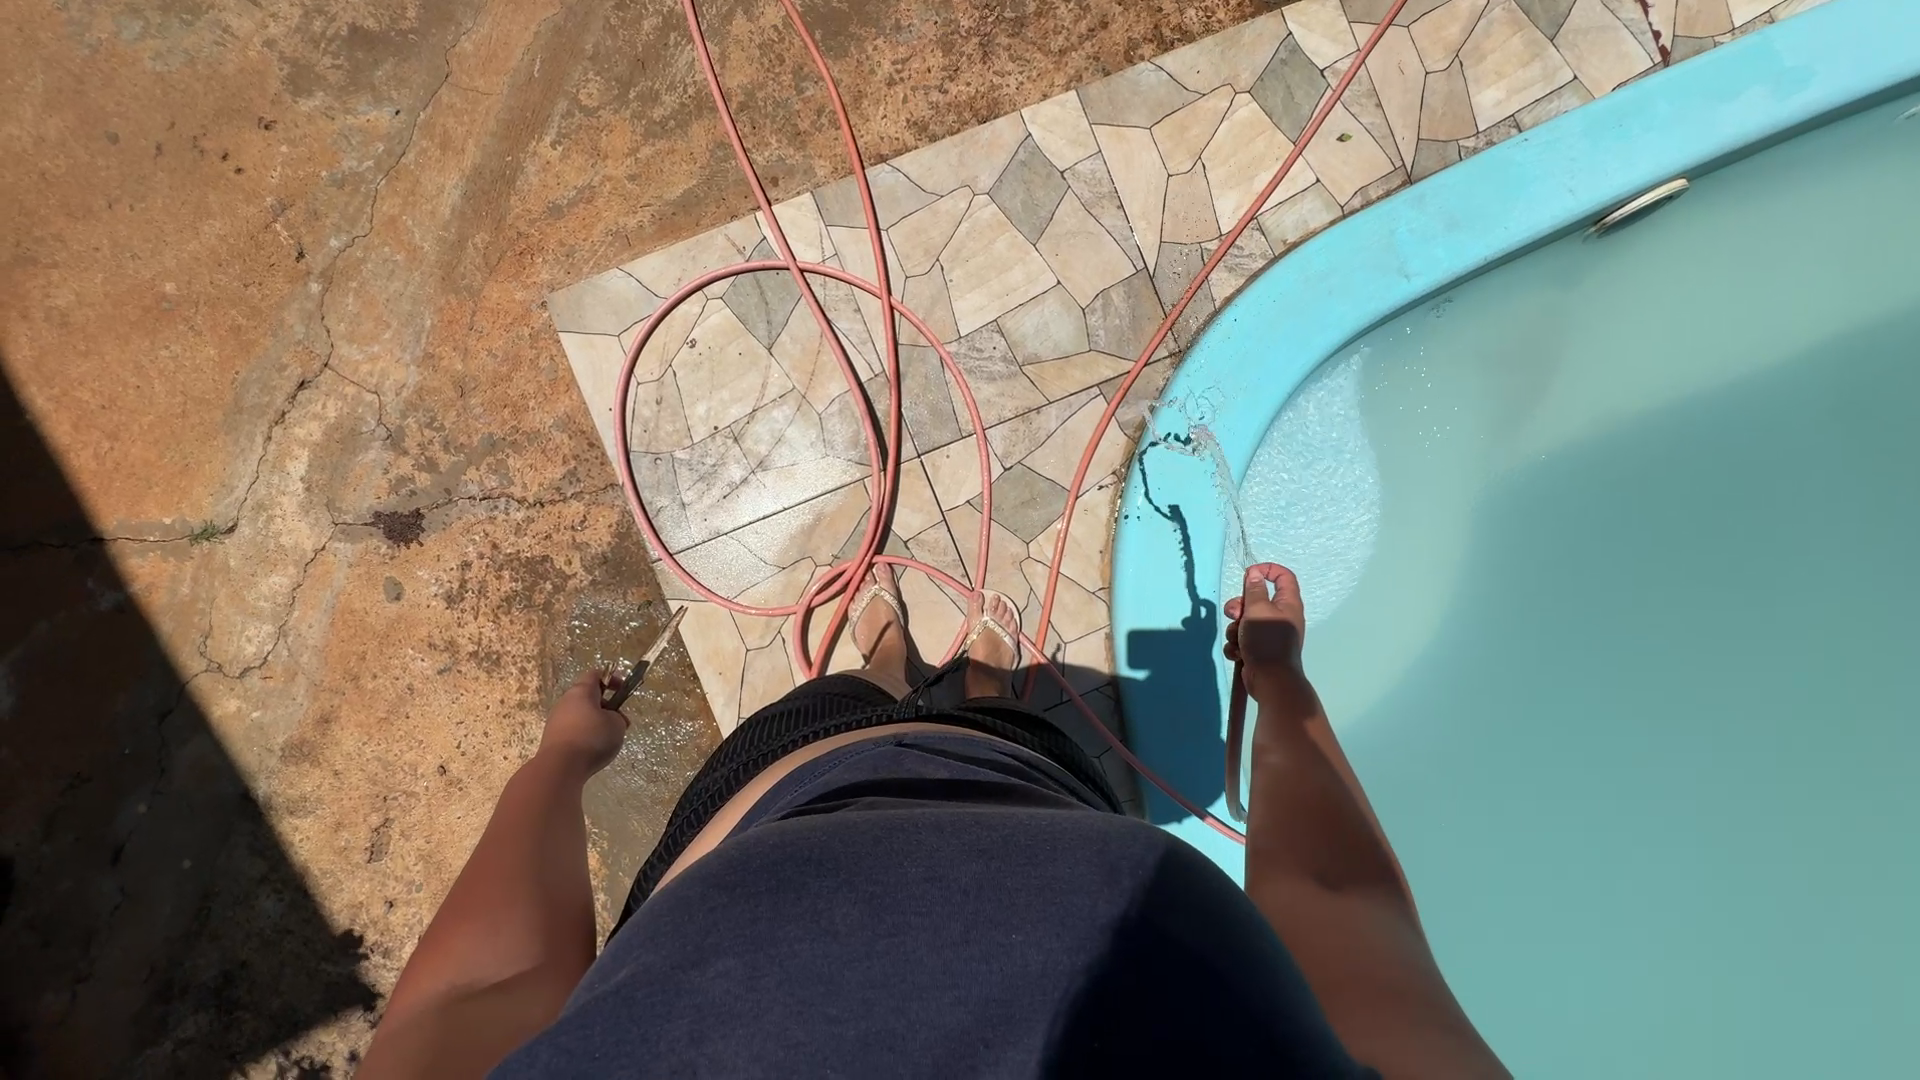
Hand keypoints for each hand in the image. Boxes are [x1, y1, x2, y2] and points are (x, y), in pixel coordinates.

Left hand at [537, 668, 629, 777]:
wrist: (560, 767)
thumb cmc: (592, 738)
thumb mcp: (617, 724)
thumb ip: (617, 716)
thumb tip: (609, 719)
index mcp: (581, 692)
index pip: (595, 675)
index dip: (611, 679)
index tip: (623, 689)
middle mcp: (565, 702)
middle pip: (588, 697)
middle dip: (606, 706)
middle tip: (619, 720)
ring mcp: (556, 721)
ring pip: (581, 715)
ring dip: (596, 722)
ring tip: (608, 739)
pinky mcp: (552, 739)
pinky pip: (573, 730)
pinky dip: (585, 736)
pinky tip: (593, 750)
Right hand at [1223, 563, 1310, 708]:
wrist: (1270, 680)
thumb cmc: (1267, 640)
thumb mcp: (1258, 610)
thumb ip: (1254, 590)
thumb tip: (1255, 574)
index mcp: (1287, 603)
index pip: (1283, 576)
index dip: (1267, 570)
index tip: (1249, 573)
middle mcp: (1279, 616)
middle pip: (1255, 599)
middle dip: (1239, 606)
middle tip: (1235, 614)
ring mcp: (1268, 634)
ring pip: (1243, 621)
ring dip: (1235, 629)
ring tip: (1238, 640)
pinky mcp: (1257, 648)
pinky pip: (1241, 639)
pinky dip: (1236, 645)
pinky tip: (1239, 653)